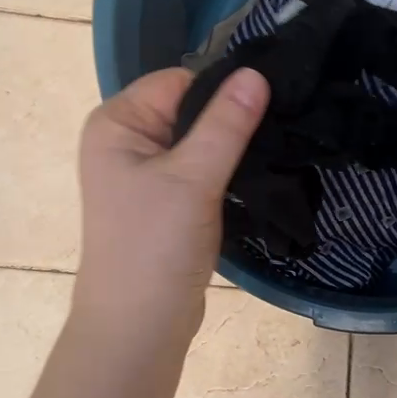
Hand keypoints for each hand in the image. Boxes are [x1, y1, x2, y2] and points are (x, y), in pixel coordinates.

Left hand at [74, 66, 269, 336]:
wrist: (140, 323)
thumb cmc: (155, 246)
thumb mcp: (193, 179)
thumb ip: (226, 125)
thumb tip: (257, 74)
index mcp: (117, 123)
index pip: (178, 82)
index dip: (222, 92)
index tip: (271, 108)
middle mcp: (124, 143)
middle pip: (188, 113)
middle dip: (230, 125)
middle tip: (279, 137)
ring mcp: (144, 179)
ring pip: (198, 149)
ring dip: (230, 157)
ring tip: (271, 162)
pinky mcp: (164, 210)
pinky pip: (199, 179)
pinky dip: (224, 182)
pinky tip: (252, 189)